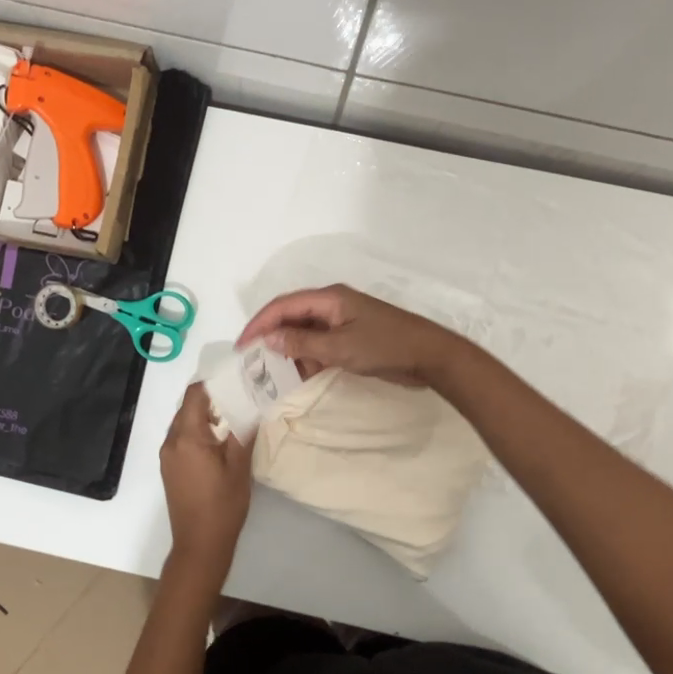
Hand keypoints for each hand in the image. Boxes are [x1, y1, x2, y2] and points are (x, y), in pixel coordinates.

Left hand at [160, 384, 252, 569]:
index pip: (195, 394)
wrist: (199, 545)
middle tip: (241, 394)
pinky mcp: (170, 468)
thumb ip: (243, 431)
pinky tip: (220, 439)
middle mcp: (171, 442)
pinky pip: (182, 438)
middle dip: (212, 398)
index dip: (214, 382)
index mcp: (187, 437)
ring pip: (184, 422)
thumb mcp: (239, 466)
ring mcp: (167, 456)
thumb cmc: (222, 505)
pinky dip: (199, 431)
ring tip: (235, 415)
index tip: (237, 378)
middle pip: (188, 406)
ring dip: (206, 416)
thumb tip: (253, 404)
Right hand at [236, 284, 461, 386]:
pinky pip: (320, 344)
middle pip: (291, 316)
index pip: (283, 306)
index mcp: (329, 298)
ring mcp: (343, 321)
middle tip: (251, 360)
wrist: (430, 356)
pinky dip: (308, 358)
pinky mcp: (351, 338)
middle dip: (270, 336)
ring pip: (305, 332)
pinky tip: (299, 375)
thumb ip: (303, 343)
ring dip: (289, 350)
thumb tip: (270, 338)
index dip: (259, 324)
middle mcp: (332, 305)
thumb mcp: (340, 347)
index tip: (242, 346)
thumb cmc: (385, 347)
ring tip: (271, 372)